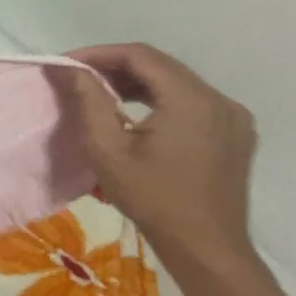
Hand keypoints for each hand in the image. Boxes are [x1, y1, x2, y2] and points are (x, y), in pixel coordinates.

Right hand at [63, 43, 258, 274]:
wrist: (203, 242)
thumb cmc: (149, 194)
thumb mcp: (105, 146)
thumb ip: (87, 100)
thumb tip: (65, 68)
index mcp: (192, 101)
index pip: (141, 56)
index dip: (97, 53)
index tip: (62, 65)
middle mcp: (220, 101)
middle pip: (161, 66)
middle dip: (113, 66)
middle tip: (73, 77)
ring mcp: (232, 118)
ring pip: (176, 82)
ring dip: (134, 81)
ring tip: (96, 94)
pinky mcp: (233, 133)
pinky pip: (191, 101)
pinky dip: (156, 97)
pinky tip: (131, 113)